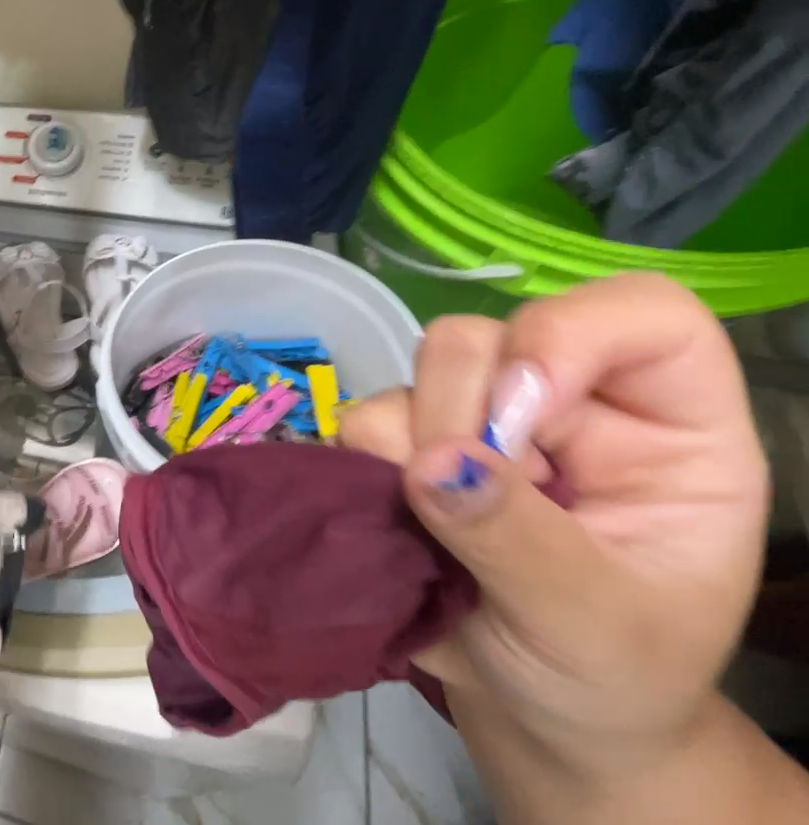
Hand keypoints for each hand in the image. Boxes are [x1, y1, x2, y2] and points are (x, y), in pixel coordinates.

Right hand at [339, 274, 770, 781]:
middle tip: (460, 495)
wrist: (537, 709)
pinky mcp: (407, 447)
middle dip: (461, 410)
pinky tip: (400, 524)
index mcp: (665, 429)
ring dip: (406, 448)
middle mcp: (568, 408)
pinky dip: (363, 469)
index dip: (571, 334)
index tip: (521, 410)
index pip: (639, 316)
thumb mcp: (594, 621)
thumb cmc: (609, 669)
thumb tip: (432, 461)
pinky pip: (359, 421)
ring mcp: (478, 423)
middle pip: (492, 334)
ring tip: (437, 531)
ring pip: (413, 373)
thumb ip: (522, 541)